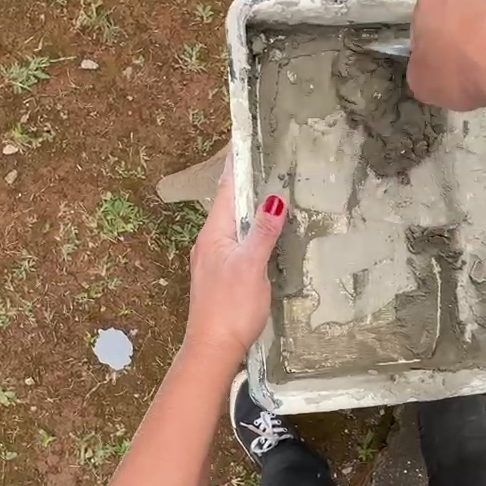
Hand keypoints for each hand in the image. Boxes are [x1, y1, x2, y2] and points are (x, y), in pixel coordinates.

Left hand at [182, 160, 286, 367]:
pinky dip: (254, 229)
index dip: (238, 161)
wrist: (212, 350)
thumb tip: (275, 198)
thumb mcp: (250, 266)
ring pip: (236, 223)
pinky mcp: (223, 276)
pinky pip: (239, 241)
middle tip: (271, 158)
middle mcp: (210, 242)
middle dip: (250, 180)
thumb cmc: (230, 308)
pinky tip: (267, 234)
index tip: (247, 135)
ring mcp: (215, 260)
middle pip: (232, 203)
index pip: (228, 187)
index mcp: (213, 234)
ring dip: (253, 206)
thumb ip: (263, 232)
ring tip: (274, 189)